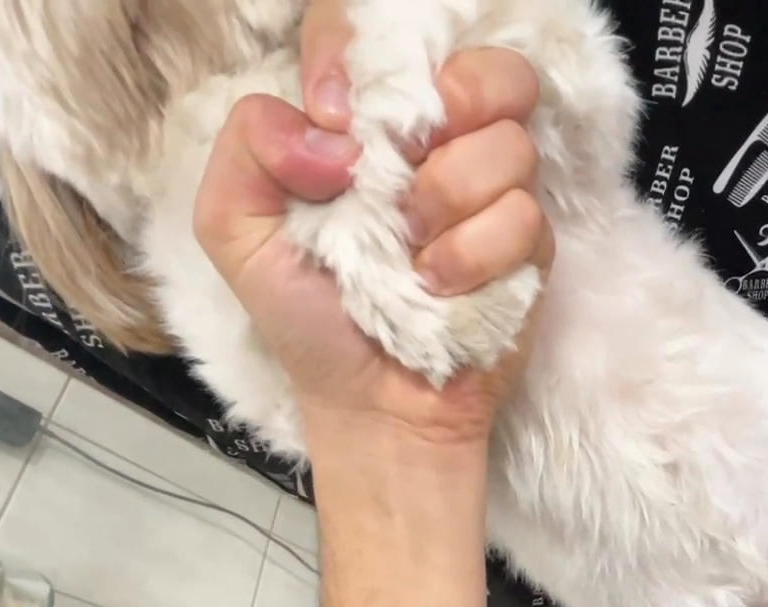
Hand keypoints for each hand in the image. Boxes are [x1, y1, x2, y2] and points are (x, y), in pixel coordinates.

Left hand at [193, 31, 551, 446]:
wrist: (376, 406)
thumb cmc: (310, 323)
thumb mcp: (238, 232)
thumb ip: (250, 149)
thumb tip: (338, 132)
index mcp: (370, 133)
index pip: (384, 39)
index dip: (365, 54)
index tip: (338, 121)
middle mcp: (439, 154)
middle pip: (490, 73)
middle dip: (456, 105)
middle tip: (411, 167)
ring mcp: (491, 203)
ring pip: (513, 146)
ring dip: (453, 201)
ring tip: (415, 257)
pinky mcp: (529, 254)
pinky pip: (527, 220)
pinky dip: (478, 256)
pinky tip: (443, 289)